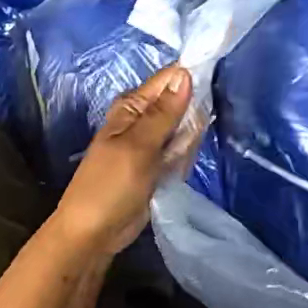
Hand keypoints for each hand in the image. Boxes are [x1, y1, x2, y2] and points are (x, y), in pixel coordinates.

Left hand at [50, 64, 192, 257]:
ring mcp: (152, 142)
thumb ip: (164, 112)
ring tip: (170, 166)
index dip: (193, 79)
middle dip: (191, 122)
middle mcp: (143, 118)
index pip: (171, 78)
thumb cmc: (110, 185)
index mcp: (133, 105)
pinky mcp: (159, 164)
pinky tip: (172, 176)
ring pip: (186, 132)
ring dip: (186, 148)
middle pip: (183, 105)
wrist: (93, 233)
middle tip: (179, 147)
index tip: (214, 87)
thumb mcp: (139, 146)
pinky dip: (182, 164)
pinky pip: (181, 154)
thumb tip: (185, 73)